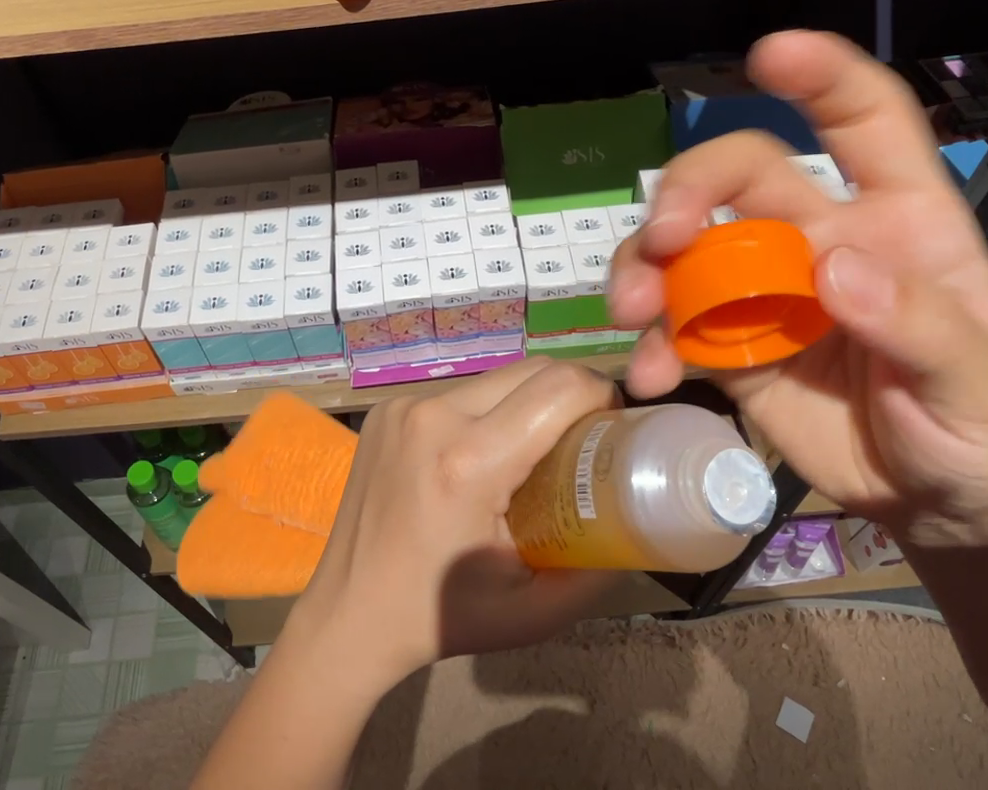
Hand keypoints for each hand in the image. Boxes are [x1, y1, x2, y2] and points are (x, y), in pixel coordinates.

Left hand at [287, 358, 621, 684]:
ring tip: (532, 449)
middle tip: (583, 440)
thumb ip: (598, 567)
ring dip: (527, 400)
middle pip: (532, 371)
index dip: (601, 398)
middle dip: (571, 395)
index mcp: (469, 462)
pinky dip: (486, 410)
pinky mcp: (386, 409)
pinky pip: (459, 391)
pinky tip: (482, 452)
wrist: (347, 613)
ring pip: (496, 377)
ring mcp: (403, 406)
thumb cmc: (440, 616)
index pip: (559, 389)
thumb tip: (640, 523)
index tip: (614, 428)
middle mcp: (432, 416)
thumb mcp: (532, 609)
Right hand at [609, 31, 987, 546]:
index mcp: (898, 221)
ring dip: (645, 267)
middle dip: (688, 189)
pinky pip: (672, 325)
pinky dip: (649, 343)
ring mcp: (763, 291)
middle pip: (739, 174)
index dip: (823, 78)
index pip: (865, 123)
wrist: (933, 506)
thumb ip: (919, 327)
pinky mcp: (726, 345)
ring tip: (634, 314)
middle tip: (664, 238)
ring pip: (685, 245)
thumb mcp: (977, 387)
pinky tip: (648, 376)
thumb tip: (831, 269)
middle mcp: (817, 238)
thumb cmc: (981, 431)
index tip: (769, 55)